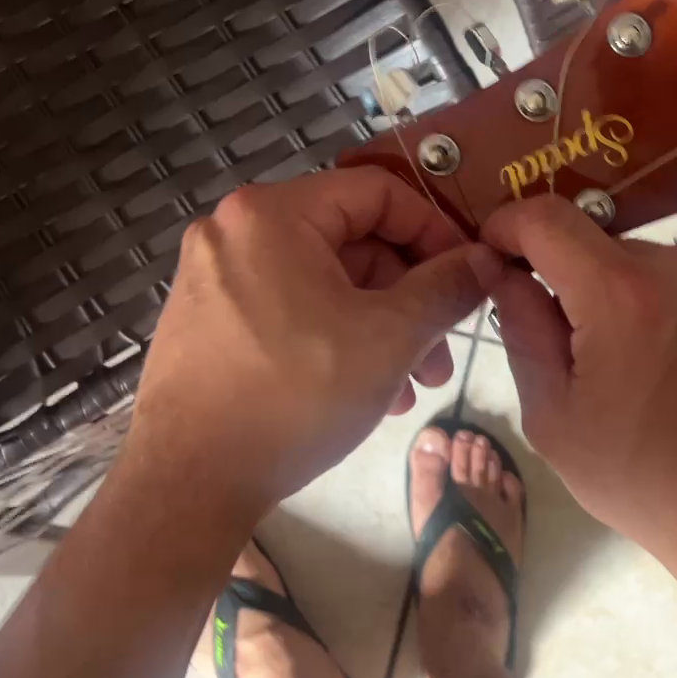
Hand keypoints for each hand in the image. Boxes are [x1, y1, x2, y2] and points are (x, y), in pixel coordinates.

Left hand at [125, 168, 498, 515]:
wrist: (189, 484)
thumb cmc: (297, 394)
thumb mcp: (391, 336)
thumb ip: (447, 287)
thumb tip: (488, 258)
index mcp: (274, 214)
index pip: (379, 193)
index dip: (436, 230)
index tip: (469, 275)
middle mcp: (237, 232)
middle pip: (355, 243)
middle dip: (412, 297)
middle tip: (444, 349)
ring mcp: (218, 278)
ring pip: (329, 284)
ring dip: (384, 327)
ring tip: (415, 384)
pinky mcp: (212, 321)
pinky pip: (296, 310)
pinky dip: (341, 339)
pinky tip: (372, 392)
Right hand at [479, 196, 676, 552]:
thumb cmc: (643, 478)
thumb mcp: (555, 418)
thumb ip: (523, 331)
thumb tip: (507, 274)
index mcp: (623, 294)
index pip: (547, 219)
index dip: (510, 227)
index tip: (497, 255)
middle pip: (601, 248)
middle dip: (575, 286)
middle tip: (578, 352)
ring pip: (648, 266)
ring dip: (626, 298)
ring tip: (639, 369)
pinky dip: (671, 307)